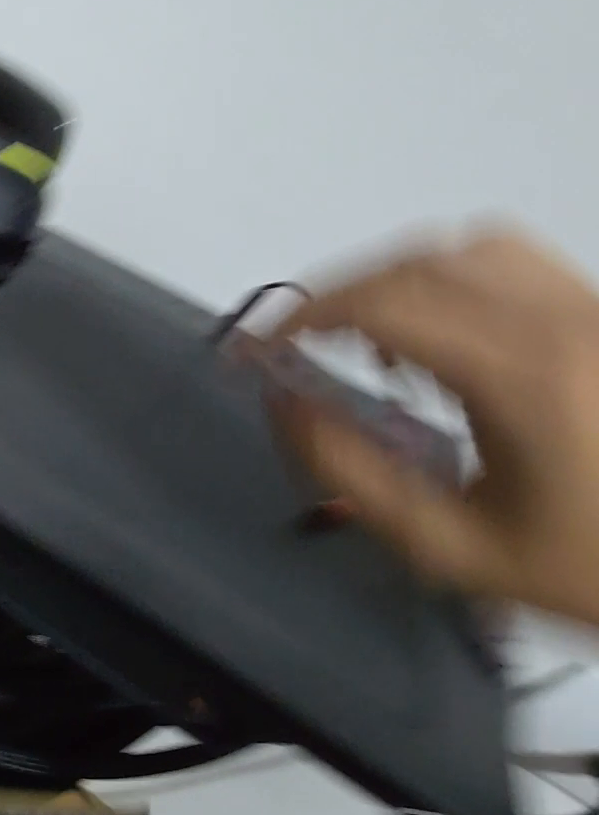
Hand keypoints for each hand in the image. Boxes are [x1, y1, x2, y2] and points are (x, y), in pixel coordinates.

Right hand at [269, 230, 598, 625]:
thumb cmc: (582, 565)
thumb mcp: (444, 543)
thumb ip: (345, 471)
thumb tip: (281, 399)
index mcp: (526, 379)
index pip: (384, 306)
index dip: (297, 320)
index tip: (250, 354)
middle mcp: (571, 325)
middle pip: (419, 264)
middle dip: (331, 299)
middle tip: (288, 346)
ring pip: (471, 248)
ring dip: (390, 282)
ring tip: (361, 338)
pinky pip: (517, 264)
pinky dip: (446, 281)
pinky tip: (433, 336)